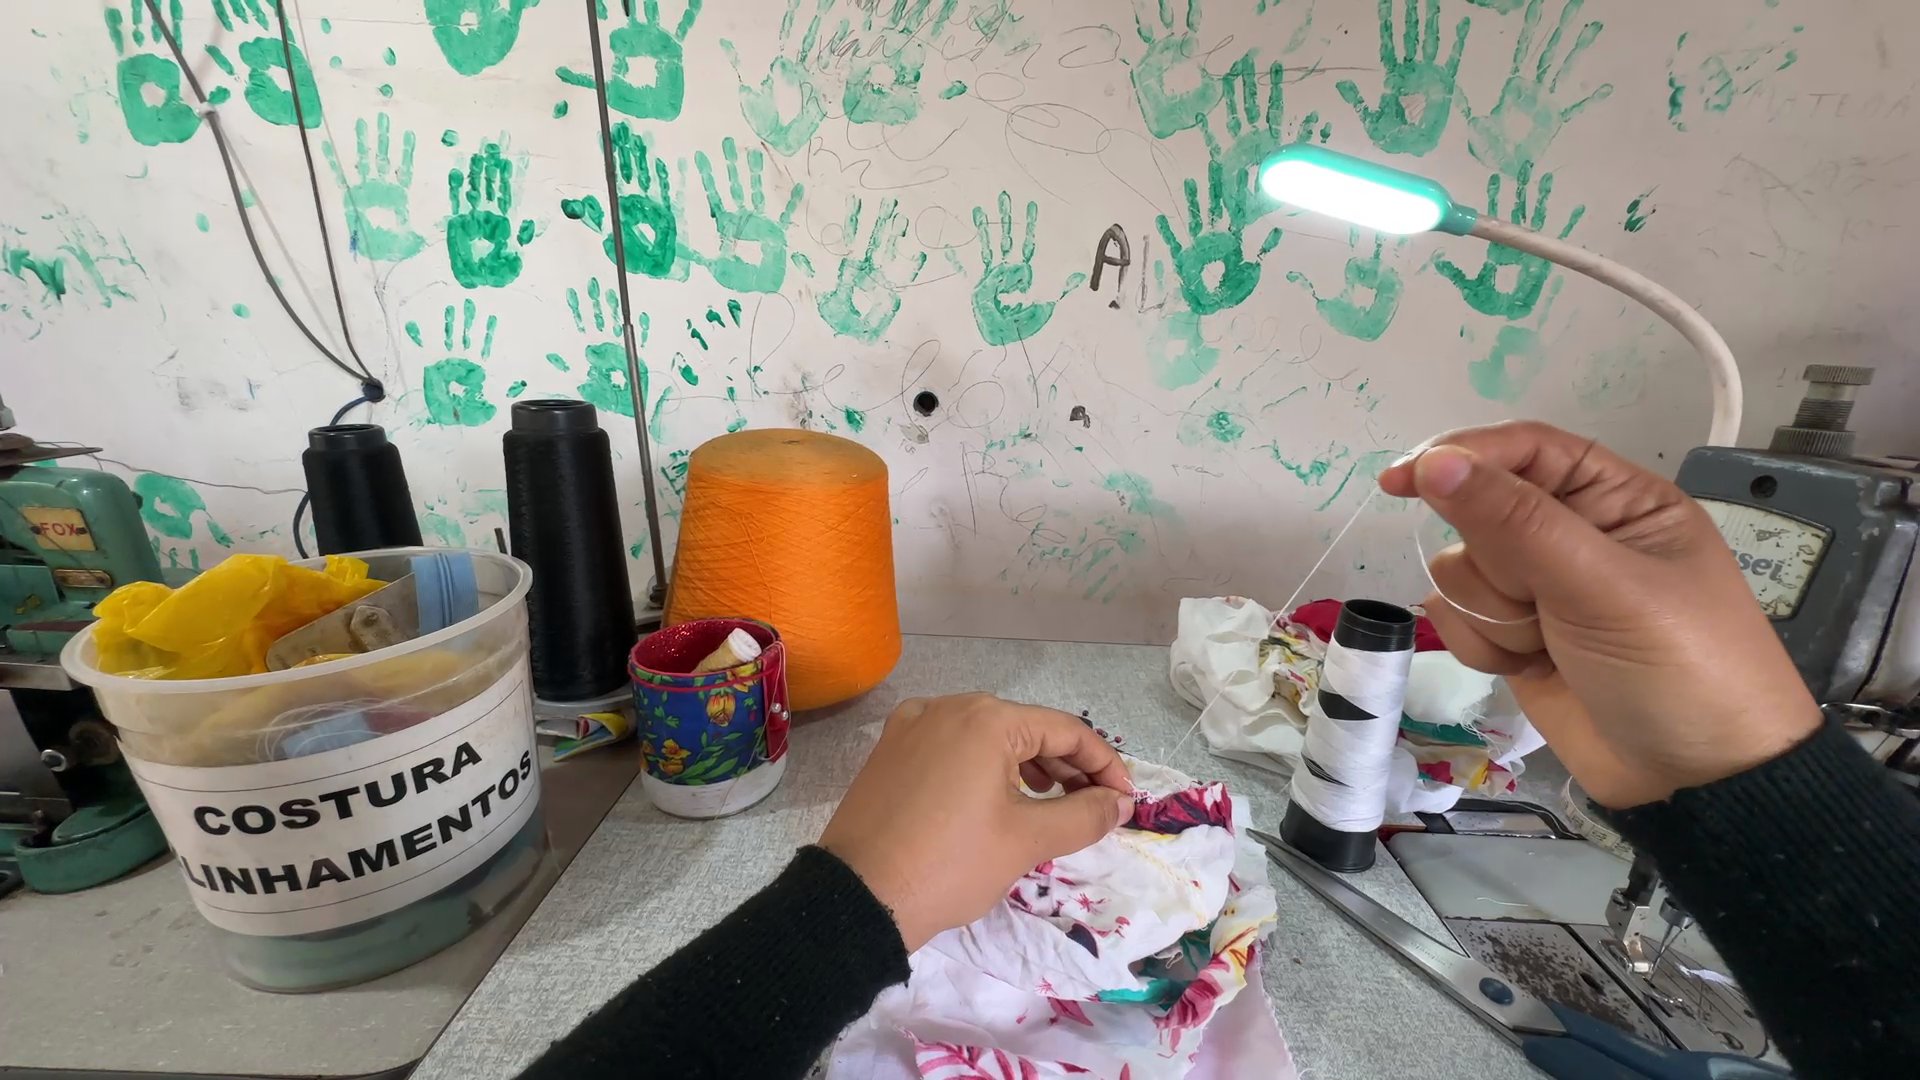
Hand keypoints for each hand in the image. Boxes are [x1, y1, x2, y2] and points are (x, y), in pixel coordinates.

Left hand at [819, 693, 1133, 951]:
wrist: (857, 897)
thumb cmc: (950, 864)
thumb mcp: (1027, 841)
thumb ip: (1085, 815)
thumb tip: (1121, 801)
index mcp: (987, 717)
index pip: (1065, 730)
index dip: (1104, 763)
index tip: (1125, 799)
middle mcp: (951, 704)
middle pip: (1026, 727)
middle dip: (1066, 765)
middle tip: (1092, 805)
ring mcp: (915, 722)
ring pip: (988, 734)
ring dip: (1027, 764)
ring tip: (1048, 801)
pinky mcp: (893, 745)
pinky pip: (952, 743)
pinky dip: (983, 763)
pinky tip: (992, 794)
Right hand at [1377, 422, 1819, 808]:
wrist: (1690, 781)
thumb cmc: (1676, 668)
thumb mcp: (1601, 586)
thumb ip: (1513, 521)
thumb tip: (1433, 464)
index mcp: (1614, 501)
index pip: (1523, 450)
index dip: (1461, 456)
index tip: (1400, 481)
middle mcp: (1568, 534)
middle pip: (1476, 514)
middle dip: (1493, 563)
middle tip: (1539, 600)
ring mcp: (1534, 586)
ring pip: (1455, 570)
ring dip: (1490, 613)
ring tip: (1546, 643)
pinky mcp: (1506, 630)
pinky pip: (1451, 616)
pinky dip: (1480, 644)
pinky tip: (1527, 665)